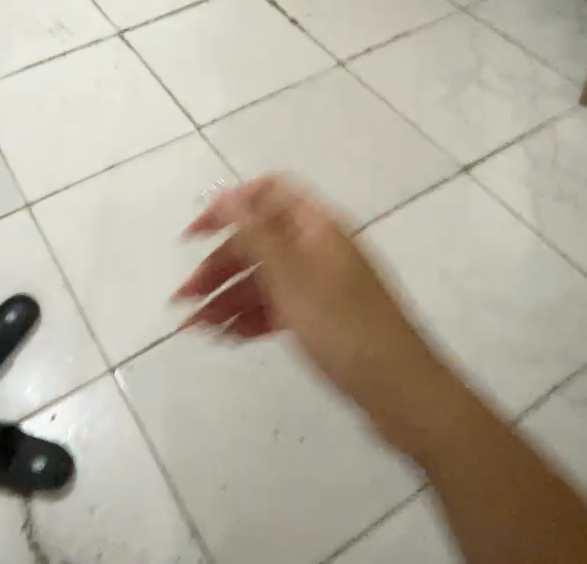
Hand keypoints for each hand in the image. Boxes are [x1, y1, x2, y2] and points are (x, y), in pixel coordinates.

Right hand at [172, 176, 462, 451]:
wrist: (403, 394)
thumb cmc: (344, 328)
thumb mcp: (293, 277)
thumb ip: (256, 233)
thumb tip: (225, 191)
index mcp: (316, 227)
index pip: (267, 194)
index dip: (229, 207)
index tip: (194, 235)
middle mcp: (317, 248)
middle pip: (259, 242)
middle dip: (218, 265)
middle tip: (183, 298)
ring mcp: (321, 285)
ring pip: (264, 278)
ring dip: (226, 297)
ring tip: (194, 327)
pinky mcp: (322, 319)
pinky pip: (277, 307)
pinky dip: (249, 318)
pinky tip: (224, 337)